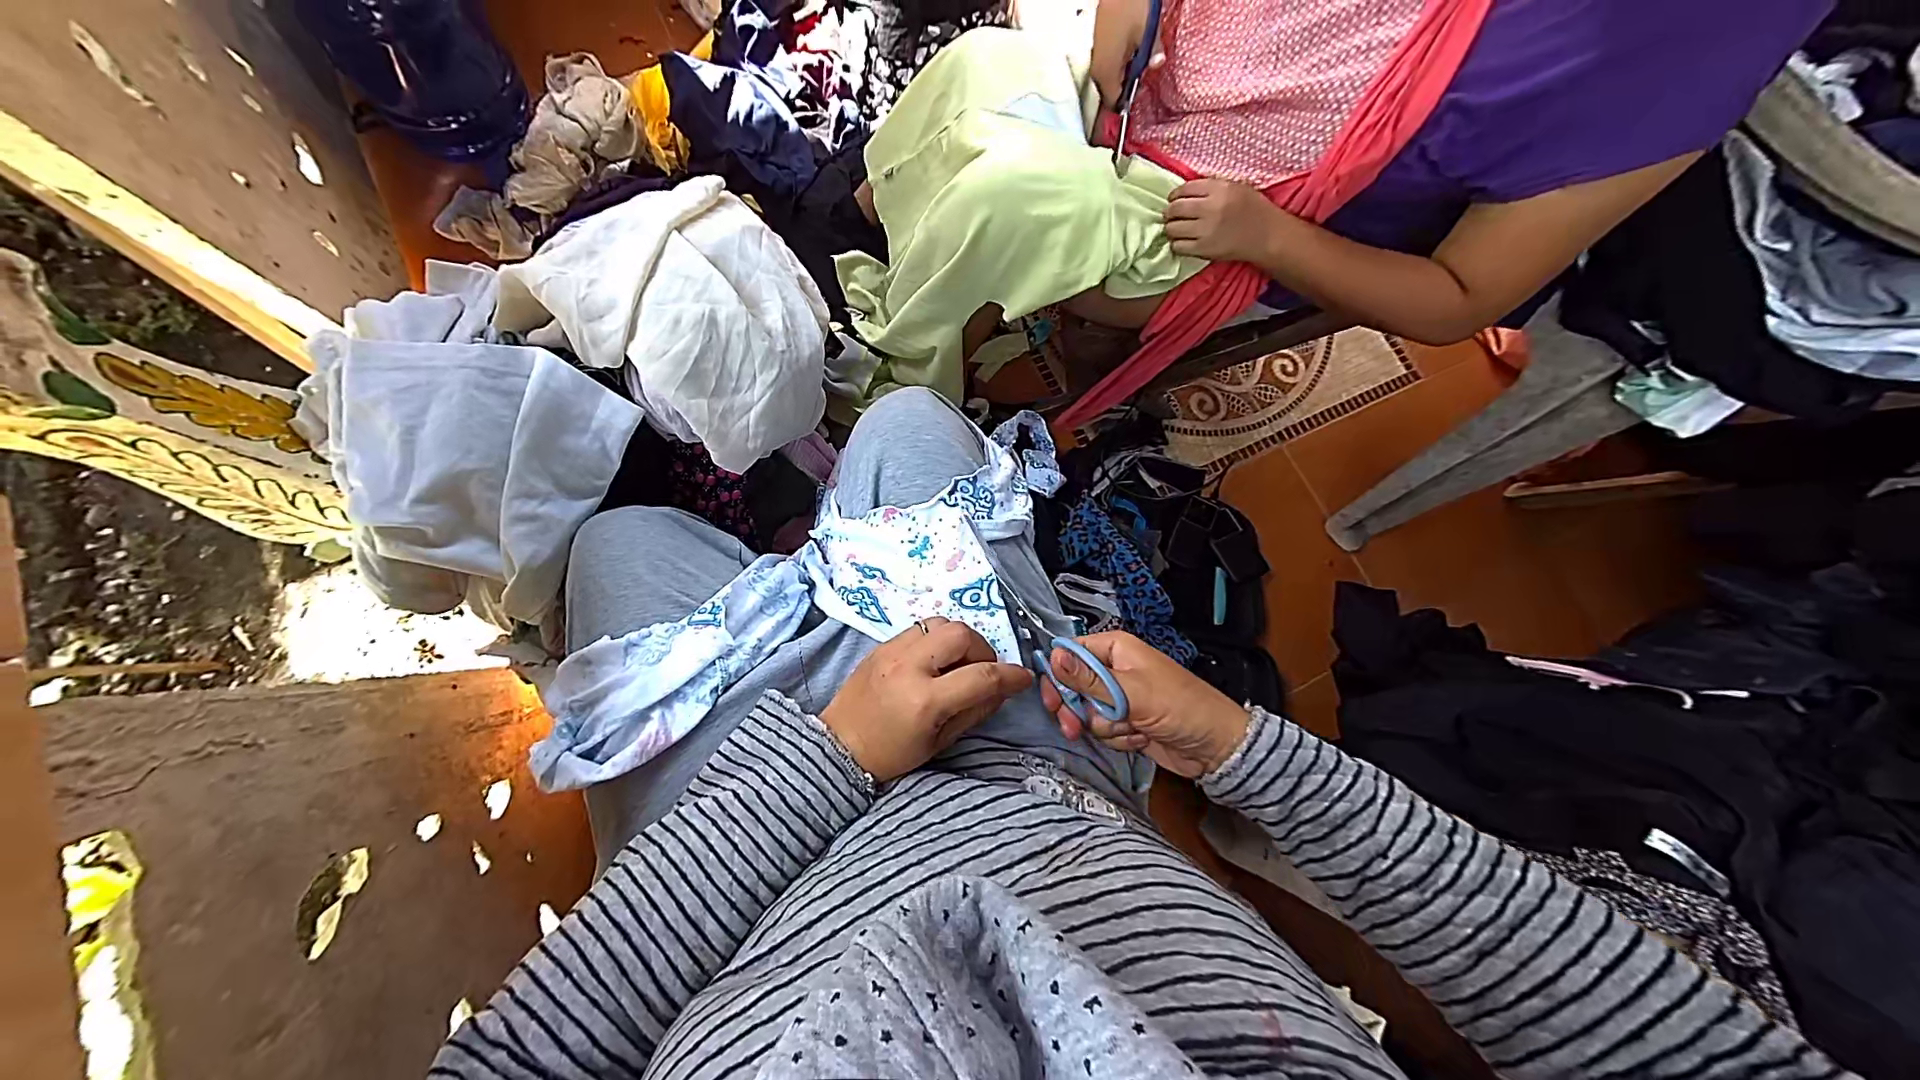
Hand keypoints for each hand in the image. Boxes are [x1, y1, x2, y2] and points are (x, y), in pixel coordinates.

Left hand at [821, 617, 1033, 782]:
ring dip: (958, 640)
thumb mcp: (940, 741)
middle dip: (982, 650)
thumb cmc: (892, 754)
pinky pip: (919, 628)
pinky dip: (936, 640)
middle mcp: (908, 667)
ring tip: (958, 663)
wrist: (839, 747)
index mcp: (924, 701)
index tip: (1022, 678)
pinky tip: (934, 661)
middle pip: (961, 634)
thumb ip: (976, 710)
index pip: (981, 676)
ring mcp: (891, 651)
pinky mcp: (881, 645)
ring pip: (940, 623)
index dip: (1010, 676)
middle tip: (983, 670)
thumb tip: (1003, 688)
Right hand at [1039, 632, 1249, 777]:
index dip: (1058, 676)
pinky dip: (1118, 738)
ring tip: (1131, 728)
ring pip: (1086, 712)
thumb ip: (1089, 678)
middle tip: (1076, 725)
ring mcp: (1119, 697)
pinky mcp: (1124, 721)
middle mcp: (1113, 669)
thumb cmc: (1182, 708)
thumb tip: (1053, 655)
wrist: (1215, 747)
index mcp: (1115, 648)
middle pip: (1072, 686)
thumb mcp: (1131, 692)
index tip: (1054, 700)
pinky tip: (1140, 736)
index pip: (1070, 654)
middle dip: (1078, 709)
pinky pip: (1102, 729)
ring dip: (1104, 726)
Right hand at [1090, 0, 1164, 110]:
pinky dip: (1118, 62)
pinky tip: (1129, 49)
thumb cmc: (1130, 7)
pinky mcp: (1095, 46)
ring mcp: (1094, 57)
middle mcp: (1096, 70)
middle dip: (1126, 86)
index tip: (1140, 91)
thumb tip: (1156, 64)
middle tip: (1143, 72)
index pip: (1114, 103)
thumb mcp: (1148, 31)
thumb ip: (1152, 53)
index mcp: (1106, 73)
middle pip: (1110, 91)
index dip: (1127, 101)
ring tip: (1137, 58)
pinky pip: (1107, 64)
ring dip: (1123, 73)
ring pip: (1109, 77)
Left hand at [1164, 178, 1286, 263]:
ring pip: (1173, 229)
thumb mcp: (1235, 188)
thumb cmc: (1252, 209)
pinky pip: (1178, 246)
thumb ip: (1210, 188)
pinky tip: (1183, 241)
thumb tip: (1183, 194)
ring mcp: (1206, 230)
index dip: (1175, 195)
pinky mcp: (1203, 249)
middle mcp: (1211, 208)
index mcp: (1220, 189)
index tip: (1173, 200)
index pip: (1185, 189)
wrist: (1266, 235)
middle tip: (1171, 216)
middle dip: (1169, 212)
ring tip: (1177, 229)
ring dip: (1171, 229)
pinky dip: (1177, 244)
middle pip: (1175, 209)